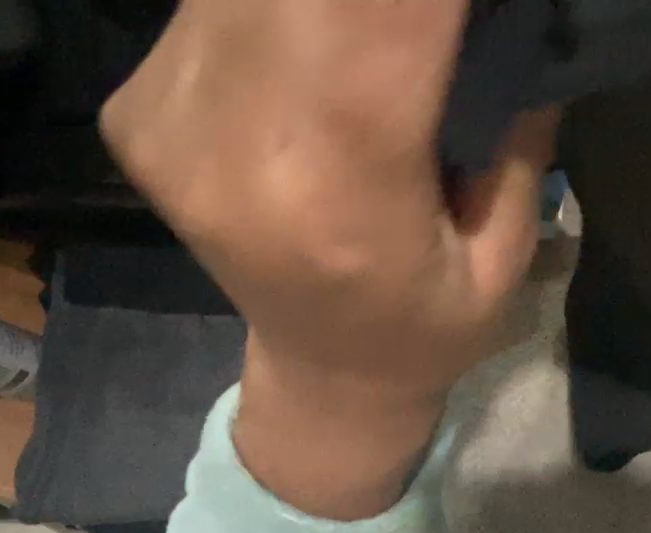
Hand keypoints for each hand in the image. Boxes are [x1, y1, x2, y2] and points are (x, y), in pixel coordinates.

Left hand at [99, 0, 555, 405]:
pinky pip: (215, 6)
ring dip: (327, 3)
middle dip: (384, 0)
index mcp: (341, 198)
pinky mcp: (135, 110)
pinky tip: (312, 54)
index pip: (382, 16)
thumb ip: (513, 139)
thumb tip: (515, 13)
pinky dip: (278, 14)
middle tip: (424, 19)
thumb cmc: (428, 331)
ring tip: (376, 45)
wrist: (327, 377)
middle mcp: (236, 147)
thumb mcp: (502, 264)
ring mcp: (170, 121)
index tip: (463, 0)